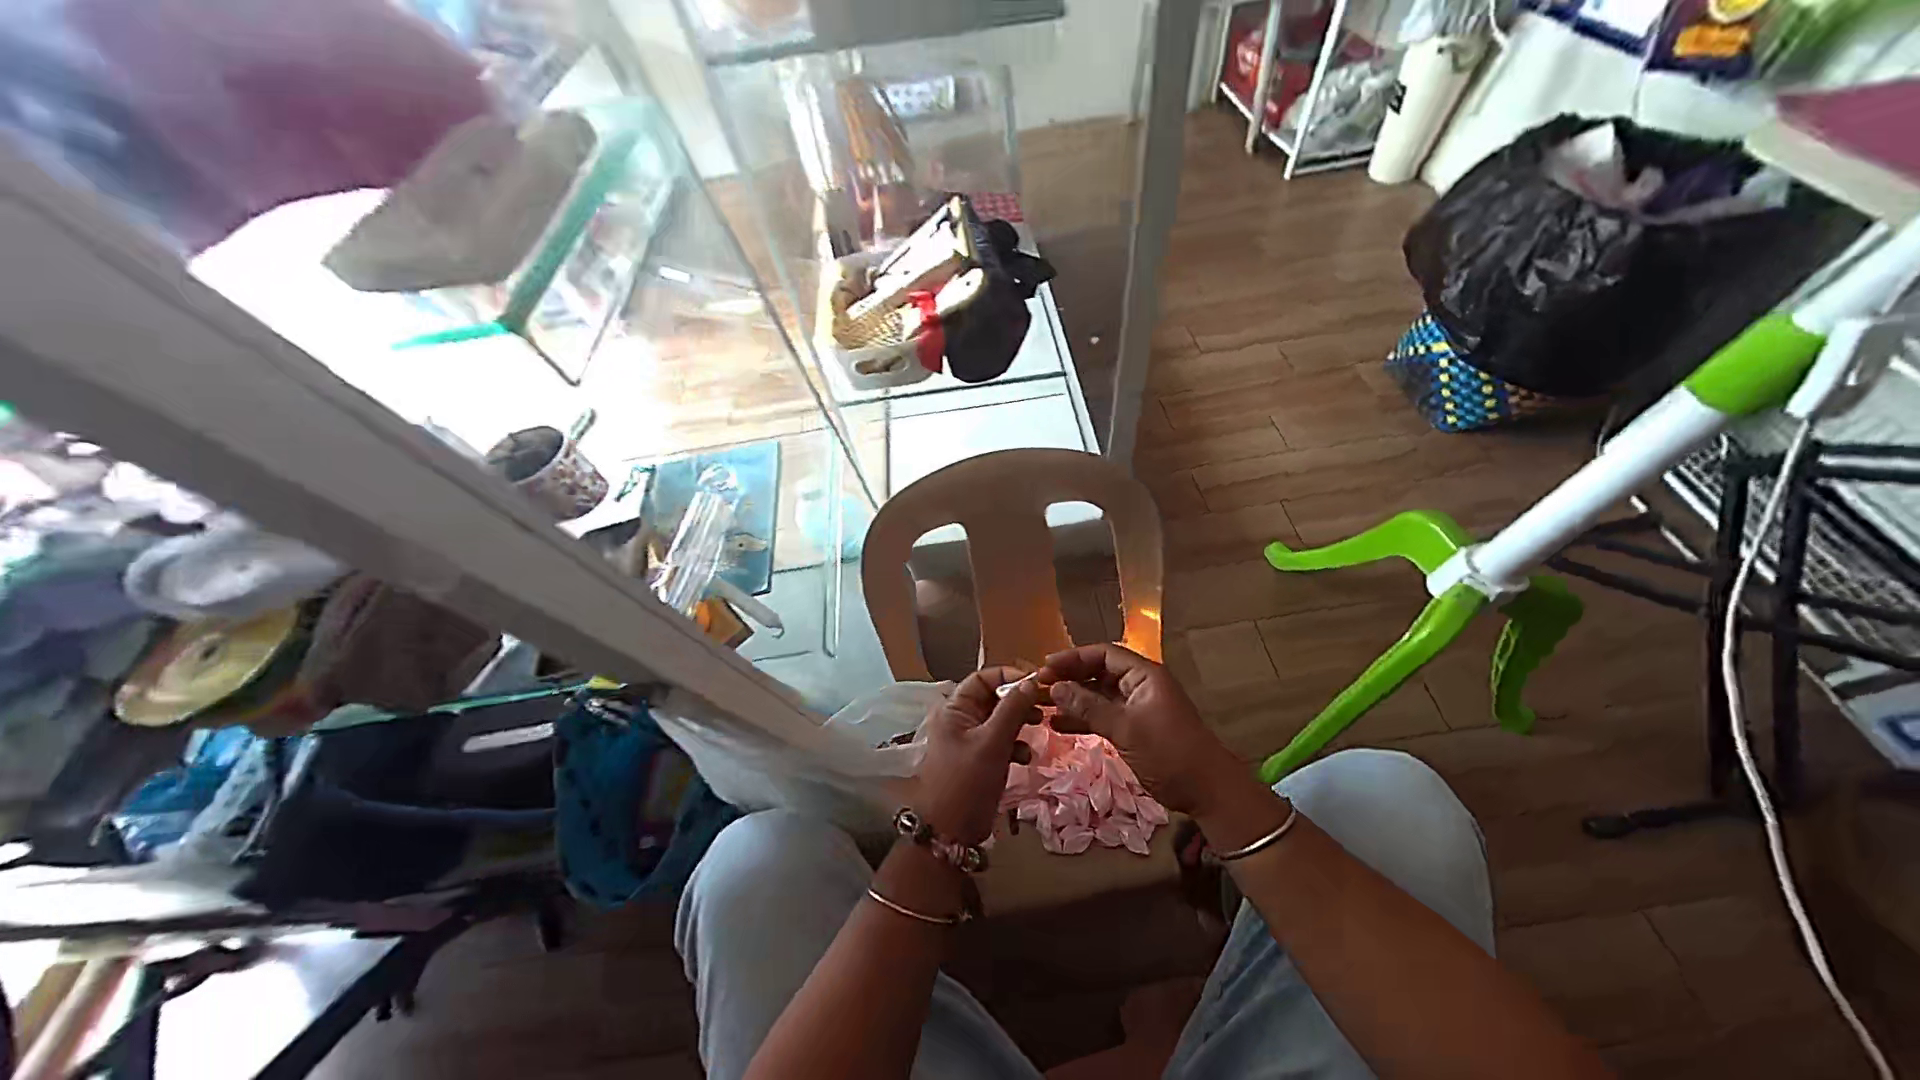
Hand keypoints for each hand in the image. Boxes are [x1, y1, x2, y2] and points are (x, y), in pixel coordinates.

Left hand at [911, 665, 1042, 844]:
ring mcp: (968, 741)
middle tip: (1045, 706)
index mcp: (954, 708)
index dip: (1009, 676)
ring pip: (1000, 721)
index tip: (1037, 683)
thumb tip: (1031, 682)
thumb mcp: (992, 742)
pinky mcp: (979, 761)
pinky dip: (1015, 745)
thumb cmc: (967, 782)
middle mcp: (959, 720)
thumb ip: (1013, 710)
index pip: (982, 678)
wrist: (950, 833)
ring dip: (1020, 723)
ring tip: (1040, 727)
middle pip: (993, 698)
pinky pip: (1000, 742)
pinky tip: (1026, 757)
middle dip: (1019, 701)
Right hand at [1039, 644, 1254, 817]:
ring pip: (1098, 695)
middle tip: (1039, 687)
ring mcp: (1138, 707)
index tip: (1046, 668)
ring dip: (1073, 699)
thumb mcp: (1125, 728)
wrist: (1207, 791)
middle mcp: (1140, 685)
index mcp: (1144, 675)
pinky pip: (1103, 715)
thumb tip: (1055, 687)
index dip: (1073, 657)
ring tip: (1043, 706)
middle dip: (1069, 678)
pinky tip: (1060, 726)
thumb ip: (1088, 706)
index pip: (1104, 654)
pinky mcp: (1135, 728)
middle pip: (1099, 672)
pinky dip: (1083, 718)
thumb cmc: (1169, 753)